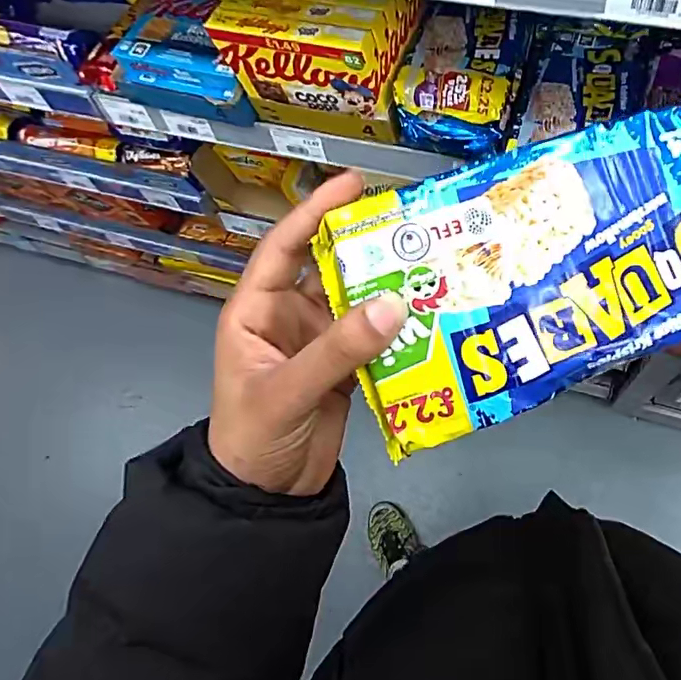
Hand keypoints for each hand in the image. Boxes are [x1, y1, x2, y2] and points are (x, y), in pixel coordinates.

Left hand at [209, 171, 406, 495]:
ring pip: (356, 302)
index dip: (315, 211)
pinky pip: (373, 337)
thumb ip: (338, 349)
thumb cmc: (253, 439)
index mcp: (257, 310)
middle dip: (364, 246)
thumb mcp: (287, 391)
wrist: (267, 497)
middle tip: (408, 224)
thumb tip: (394, 303)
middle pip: (328, 269)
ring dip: (387, 288)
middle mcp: (289, 317)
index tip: (351, 183)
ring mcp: (319, 342)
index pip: (284, 248)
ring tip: (427, 265)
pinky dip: (397, 328)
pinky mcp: (344, 367)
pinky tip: (425, 316)